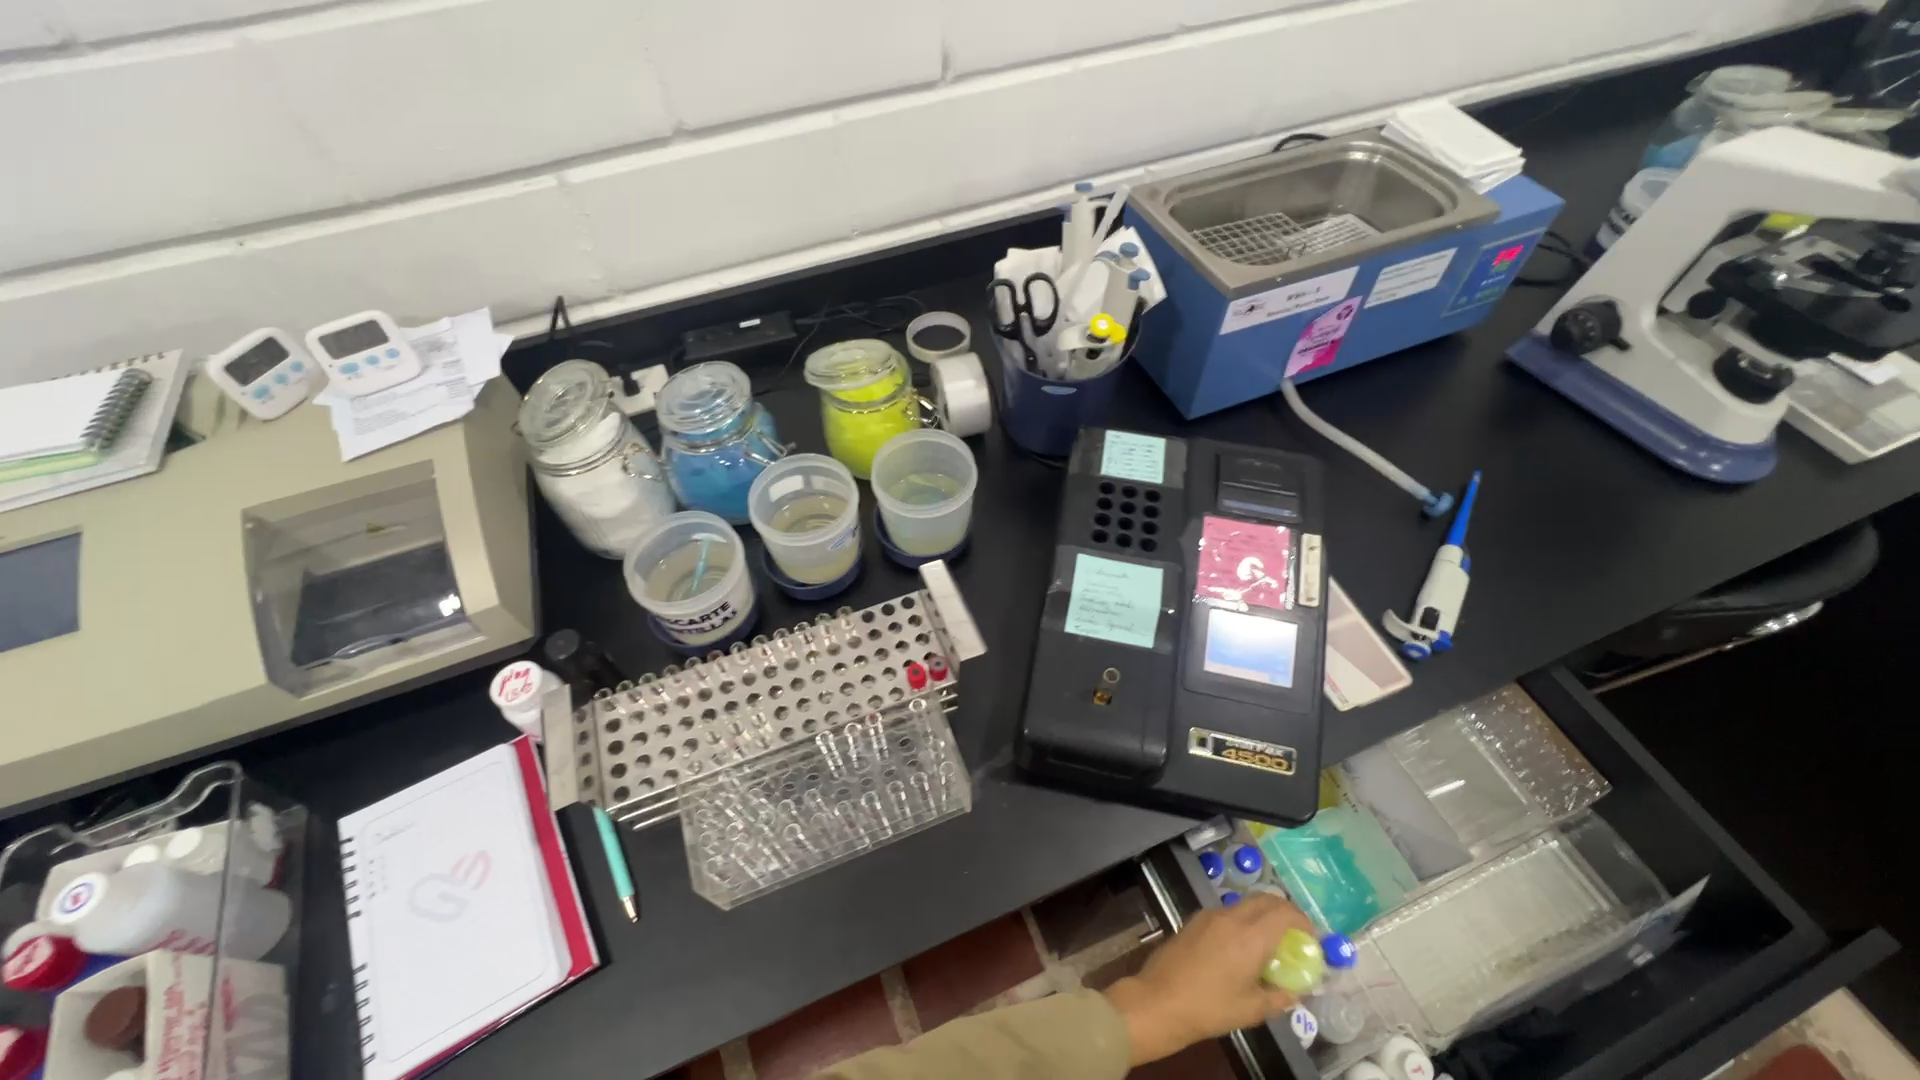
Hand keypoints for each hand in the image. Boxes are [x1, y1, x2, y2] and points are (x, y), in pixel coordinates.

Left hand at [1103, 891, 1313, 1065]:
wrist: (1159, 1000)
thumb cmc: (1210, 1008)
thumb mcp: (1252, 1010)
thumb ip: (1279, 997)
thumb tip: (1294, 992)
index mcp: (1250, 937)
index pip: (1284, 913)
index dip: (1303, 921)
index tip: (1311, 937)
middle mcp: (1230, 918)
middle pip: (1265, 899)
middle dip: (1285, 911)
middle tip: (1295, 934)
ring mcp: (1208, 916)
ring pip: (1244, 903)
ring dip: (1262, 914)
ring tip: (1269, 941)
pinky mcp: (1193, 921)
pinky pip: (1226, 912)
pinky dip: (1242, 920)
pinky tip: (1240, 945)